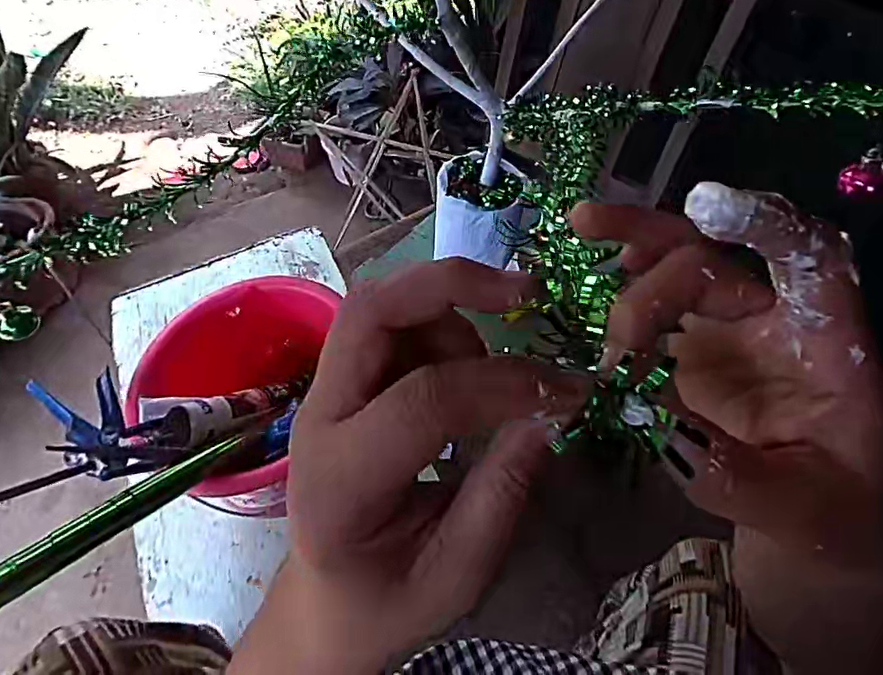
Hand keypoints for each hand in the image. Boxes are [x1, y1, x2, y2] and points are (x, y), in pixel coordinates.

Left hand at [230, 259, 587, 674]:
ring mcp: (326, 387)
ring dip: (448, 309)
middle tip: (521, 292)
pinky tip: (466, 361)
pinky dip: (439, 318)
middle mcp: (320, 414)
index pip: (419, 401)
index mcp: (340, 480)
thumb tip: (548, 412)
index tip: (562, 388)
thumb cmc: (386, 599)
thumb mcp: (454, 576)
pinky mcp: (343, 374)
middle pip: (370, 310)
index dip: (498, 384)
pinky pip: (391, 318)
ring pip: (380, 302)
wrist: (325, 596)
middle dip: (449, 284)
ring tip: (491, 359)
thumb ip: (501, 495)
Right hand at [573, 186, 882, 674]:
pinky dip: (620, 280)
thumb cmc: (835, 520)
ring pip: (680, 260)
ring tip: (583, 224)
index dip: (765, 222)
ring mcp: (726, 327)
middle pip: (717, 259)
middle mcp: (773, 319)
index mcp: (826, 344)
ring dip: (633, 239)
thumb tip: (652, 423)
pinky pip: (652, 298)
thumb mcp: (800, 513)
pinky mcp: (690, 344)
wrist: (822, 533)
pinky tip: (592, 273)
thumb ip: (733, 474)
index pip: (811, 260)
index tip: (705, 205)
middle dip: (658, 277)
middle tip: (618, 328)